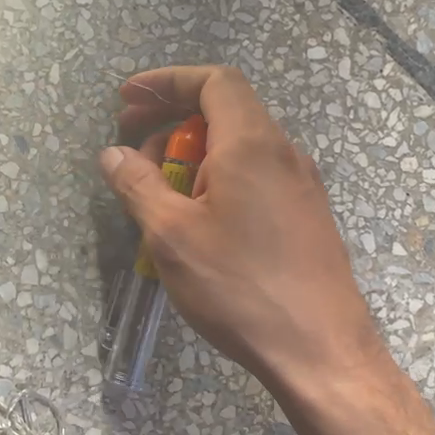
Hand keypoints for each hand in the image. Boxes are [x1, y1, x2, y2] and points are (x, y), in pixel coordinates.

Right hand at [97, 65, 389, 392]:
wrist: (321, 353)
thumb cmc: (239, 287)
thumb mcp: (170, 234)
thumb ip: (137, 184)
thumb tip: (113, 153)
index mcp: (252, 146)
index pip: (214, 83)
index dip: (166, 82)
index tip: (126, 100)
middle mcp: (283, 155)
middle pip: (222, 113)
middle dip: (167, 123)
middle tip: (126, 151)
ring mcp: (299, 186)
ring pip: (235, 148)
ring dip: (186, 157)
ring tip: (151, 196)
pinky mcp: (302, 216)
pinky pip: (250, 177)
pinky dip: (211, 180)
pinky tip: (190, 222)